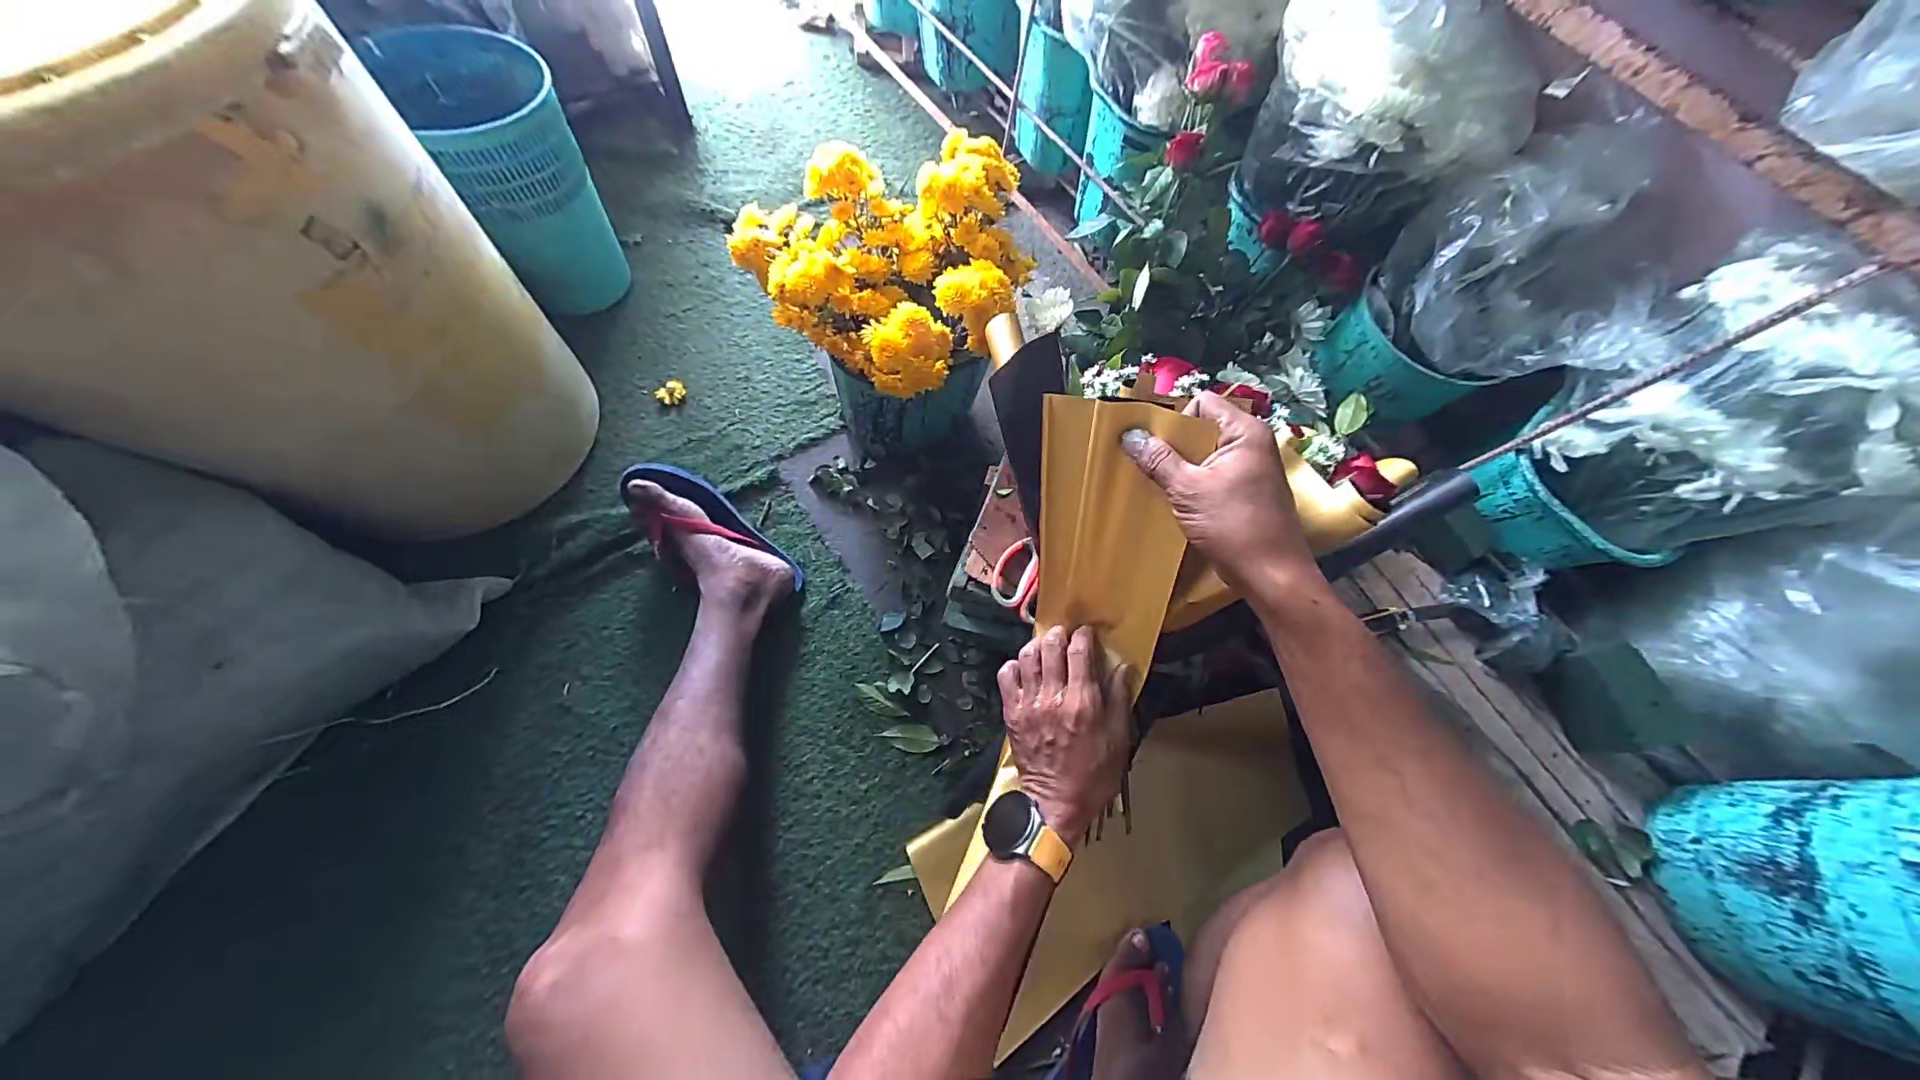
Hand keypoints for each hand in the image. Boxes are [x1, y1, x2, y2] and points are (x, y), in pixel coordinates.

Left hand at [997, 626, 1131, 843]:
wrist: (1056, 802)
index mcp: (1082, 701)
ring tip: (1045, 649)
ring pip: (1026, 656)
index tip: (1087, 634)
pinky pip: (1006, 676)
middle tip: (1065, 635)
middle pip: (1050, 646)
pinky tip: (1025, 670)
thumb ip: (1120, 698)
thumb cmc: (1093, 774)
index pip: (1079, 651)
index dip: (1083, 636)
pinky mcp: (1012, 713)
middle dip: (1058, 634)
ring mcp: (1029, 704)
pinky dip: (1015, 665)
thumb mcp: (1119, 738)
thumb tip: (1122, 667)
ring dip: (1037, 646)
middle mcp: (1053, 697)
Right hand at [1121, 391, 1321, 596]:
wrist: (1270, 573)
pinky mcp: (1243, 492)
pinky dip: (1190, 483)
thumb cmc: (1233, 525)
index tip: (1151, 441)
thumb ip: (1158, 459)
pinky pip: (1210, 476)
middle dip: (1172, 443)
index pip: (1202, 403)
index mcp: (1244, 432)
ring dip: (1178, 466)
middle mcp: (1250, 444)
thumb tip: (1130, 435)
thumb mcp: (1188, 489)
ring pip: (1203, 455)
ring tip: (1153, 480)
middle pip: (1201, 429)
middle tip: (1144, 460)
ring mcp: (1248, 470)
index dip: (1175, 418)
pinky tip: (1172, 498)